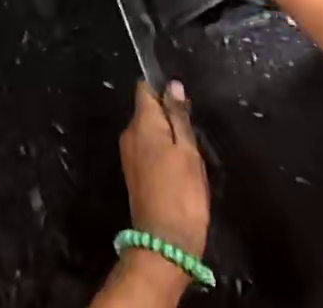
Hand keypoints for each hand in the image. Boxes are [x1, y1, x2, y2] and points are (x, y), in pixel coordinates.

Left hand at [121, 80, 209, 264]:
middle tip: (194, 136)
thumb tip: (172, 84)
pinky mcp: (133, 170)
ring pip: (148, 131)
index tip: (183, 101)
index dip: (162, 89)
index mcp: (140, 122)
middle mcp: (128, 132)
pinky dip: (162, 152)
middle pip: (147, 111)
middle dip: (168, 116)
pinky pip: (147, 149)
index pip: (144, 89)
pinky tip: (180, 170)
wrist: (164, 238)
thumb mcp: (187, 151)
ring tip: (191, 157)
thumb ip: (178, 117)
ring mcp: (128, 152)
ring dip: (168, 136)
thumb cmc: (182, 191)